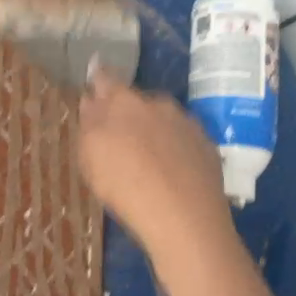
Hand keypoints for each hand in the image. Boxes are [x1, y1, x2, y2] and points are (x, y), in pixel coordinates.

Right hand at [78, 69, 233, 253]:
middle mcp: (157, 103)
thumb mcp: (90, 157)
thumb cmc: (125, 186)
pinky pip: (183, 139)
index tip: (93, 83)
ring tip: (146, 159)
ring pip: (162, 119)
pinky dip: (174, 149)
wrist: (184, 216)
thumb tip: (90, 100)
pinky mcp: (206, 145)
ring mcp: (186, 122)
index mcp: (123, 101)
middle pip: (136, 100)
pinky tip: (170, 172)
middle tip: (118, 136)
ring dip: (153, 130)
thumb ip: (89, 123)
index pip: (105, 79)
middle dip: (126, 112)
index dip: (97, 81)